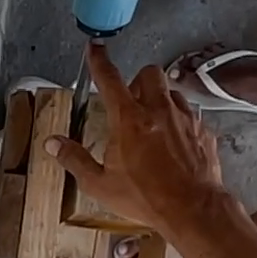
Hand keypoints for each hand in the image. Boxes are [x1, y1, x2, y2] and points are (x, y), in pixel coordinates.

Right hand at [45, 44, 241, 242]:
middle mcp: (158, 111)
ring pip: (172, 91)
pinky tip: (173, 142)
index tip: (95, 48)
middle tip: (130, 101)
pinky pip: (190, 114)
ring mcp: (185, 119)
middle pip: (149, 74)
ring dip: (159, 100)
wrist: (193, 209)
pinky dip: (179, 121)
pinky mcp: (203, 131)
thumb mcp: (100, 184)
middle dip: (137, 81)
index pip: (110, 80)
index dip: (99, 61)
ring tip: (152, 123)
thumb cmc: (146, 197)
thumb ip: (75, 159)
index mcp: (128, 120)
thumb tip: (53, 144)